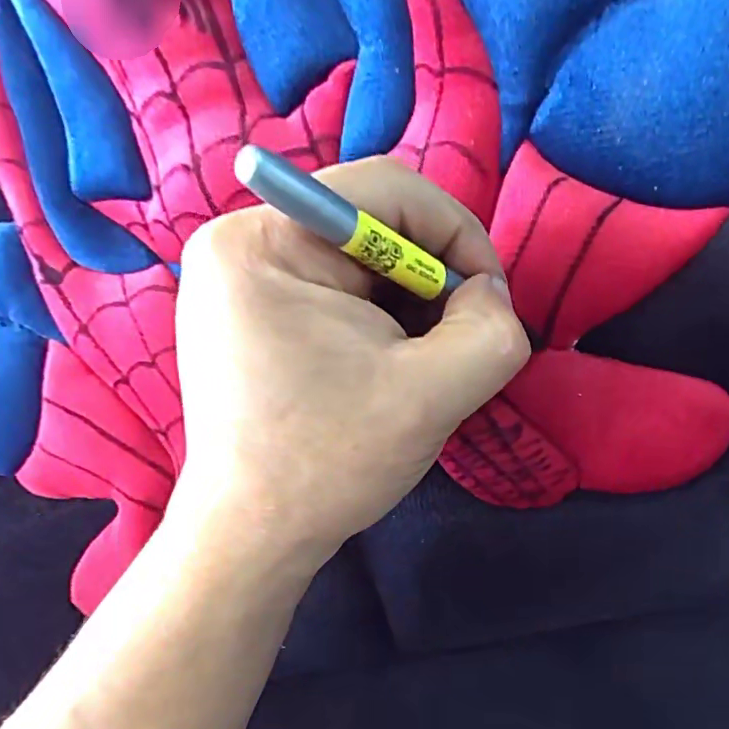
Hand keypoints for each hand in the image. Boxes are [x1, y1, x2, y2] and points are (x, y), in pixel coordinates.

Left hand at [166, 156, 529, 572]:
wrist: (251, 537)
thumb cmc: (328, 463)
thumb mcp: (432, 393)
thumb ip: (491, 328)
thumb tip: (488, 294)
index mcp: (264, 241)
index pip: (388, 191)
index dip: (459, 234)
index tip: (490, 300)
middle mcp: (238, 243)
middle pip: (371, 226)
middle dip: (432, 281)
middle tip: (458, 342)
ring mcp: (237, 281)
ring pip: (358, 262)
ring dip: (408, 306)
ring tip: (420, 366)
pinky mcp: (246, 315)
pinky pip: (333, 291)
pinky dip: (377, 321)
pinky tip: (385, 370)